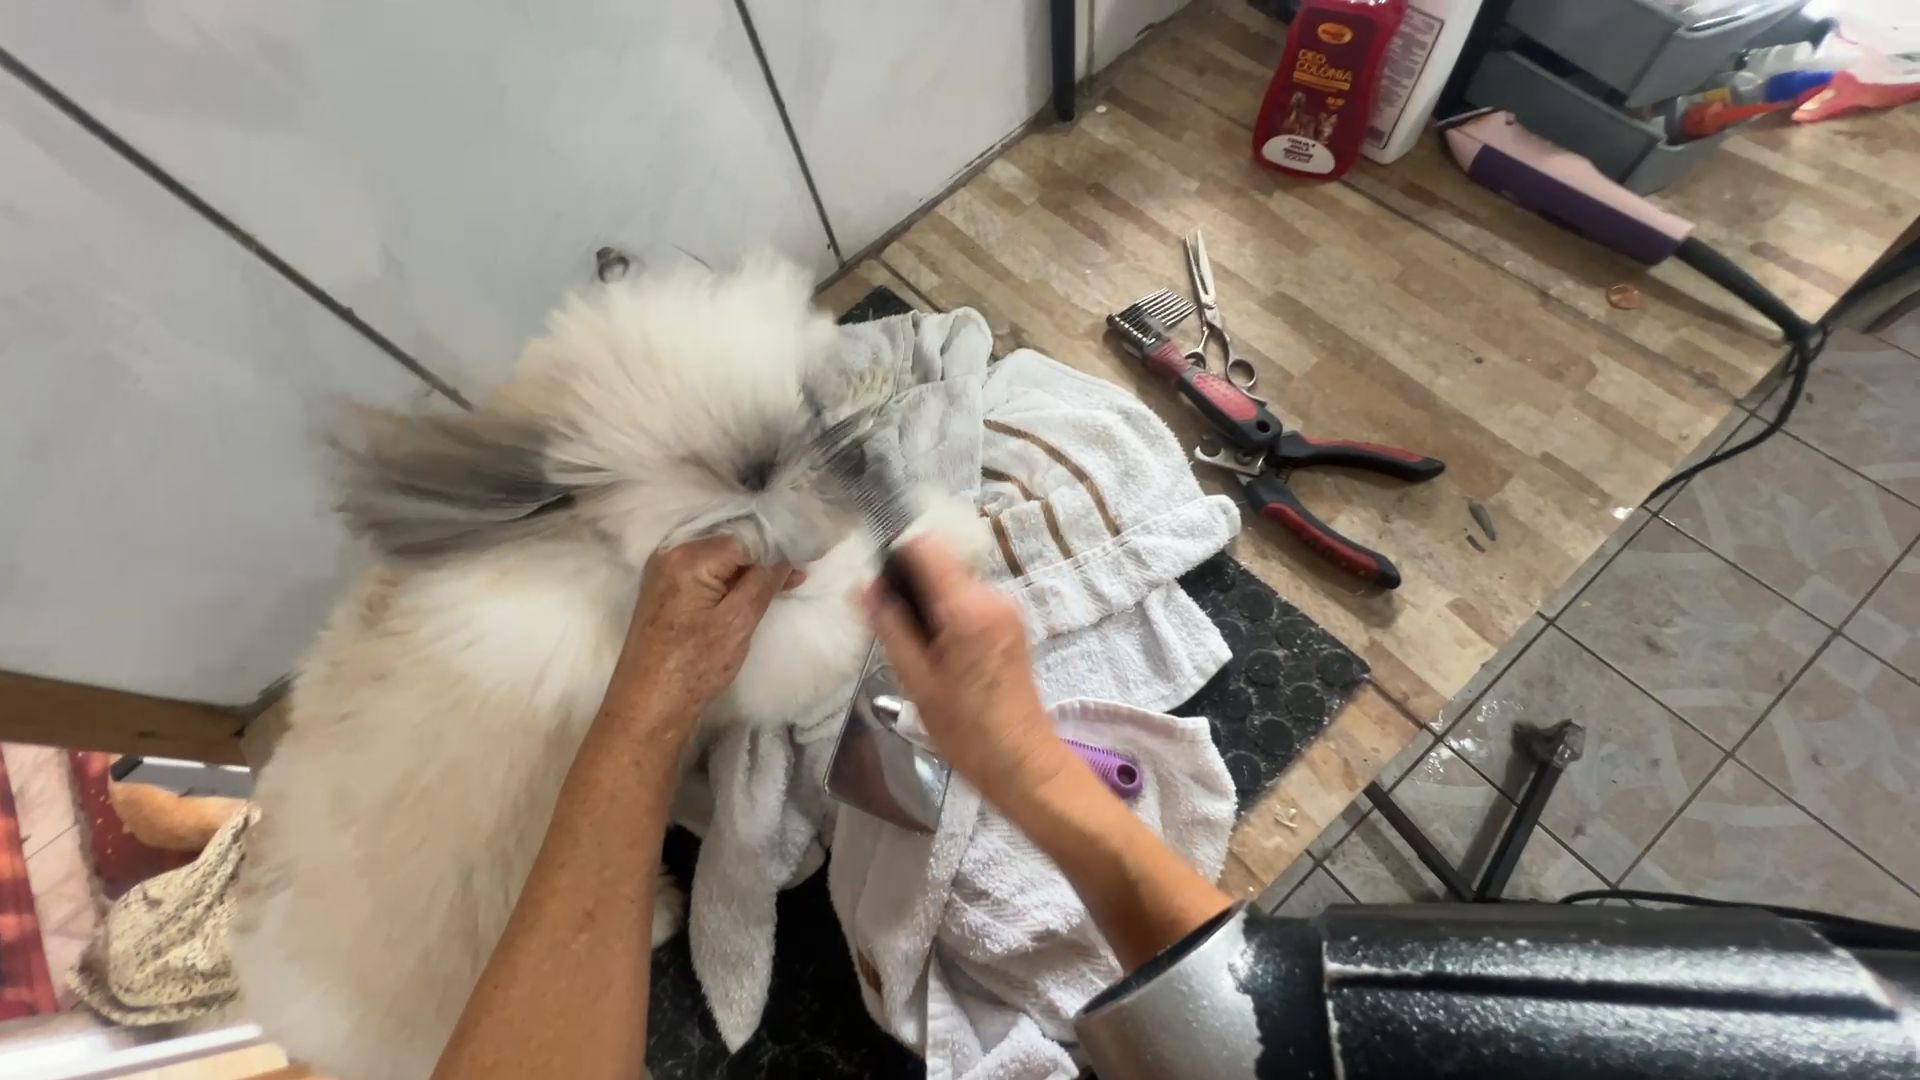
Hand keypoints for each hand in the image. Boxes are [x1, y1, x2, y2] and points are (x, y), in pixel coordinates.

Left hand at [605, 536, 792, 734]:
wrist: (648, 707)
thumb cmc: (693, 667)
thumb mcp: (738, 622)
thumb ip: (764, 581)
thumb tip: (786, 553)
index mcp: (688, 557)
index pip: (747, 537)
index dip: (781, 544)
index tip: (812, 551)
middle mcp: (672, 554)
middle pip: (733, 543)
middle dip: (769, 554)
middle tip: (804, 567)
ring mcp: (666, 571)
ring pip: (723, 557)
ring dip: (754, 567)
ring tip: (790, 580)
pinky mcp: (668, 589)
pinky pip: (709, 571)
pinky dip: (735, 578)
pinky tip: (760, 588)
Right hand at [863, 537, 1066, 802]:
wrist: (1022, 762)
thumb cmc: (965, 729)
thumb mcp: (916, 680)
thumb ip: (889, 626)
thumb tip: (862, 588)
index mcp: (967, 607)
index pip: (927, 547)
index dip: (897, 559)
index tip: (880, 589)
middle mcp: (993, 597)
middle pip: (941, 565)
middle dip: (912, 589)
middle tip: (893, 631)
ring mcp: (1007, 610)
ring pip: (954, 584)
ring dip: (930, 605)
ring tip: (917, 651)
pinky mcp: (1012, 625)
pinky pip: (970, 603)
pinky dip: (949, 616)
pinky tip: (941, 655)